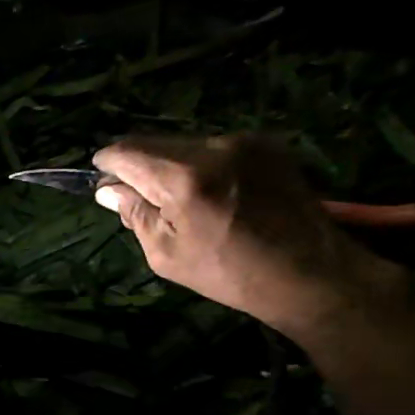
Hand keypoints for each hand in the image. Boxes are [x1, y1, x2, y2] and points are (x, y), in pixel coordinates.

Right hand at [92, 134, 408, 341]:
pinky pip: (215, 148)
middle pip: (154, 142)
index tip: (104, 184)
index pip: (126, 151)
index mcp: (184, 177)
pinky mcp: (266, 144)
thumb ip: (135, 214)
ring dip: (171, 167)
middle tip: (142, 202)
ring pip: (184, 144)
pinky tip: (216, 197)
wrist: (310, 273)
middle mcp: (214, 146)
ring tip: (185, 204)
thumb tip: (109, 190)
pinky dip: (202, 166)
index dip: (107, 165)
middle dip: (139, 168)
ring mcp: (244, 141)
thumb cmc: (229, 273)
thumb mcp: (166, 254)